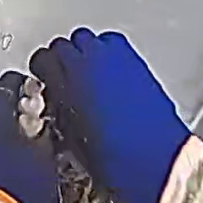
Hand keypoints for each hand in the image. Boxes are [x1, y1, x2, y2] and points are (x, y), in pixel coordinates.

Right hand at [29, 29, 188, 202]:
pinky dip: (106, 51)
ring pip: (86, 38)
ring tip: (88, 72)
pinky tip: (109, 71)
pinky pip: (110, 42)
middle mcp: (86, 63)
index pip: (42, 59)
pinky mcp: (133, 57)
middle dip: (61, 59)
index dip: (42, 69)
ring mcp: (111, 56)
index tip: (44, 76)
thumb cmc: (118, 163)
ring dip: (83, 52)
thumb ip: (60, 112)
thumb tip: (57, 103)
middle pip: (63, 45)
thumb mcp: (74, 143)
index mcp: (67, 84)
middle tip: (65, 76)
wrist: (160, 164)